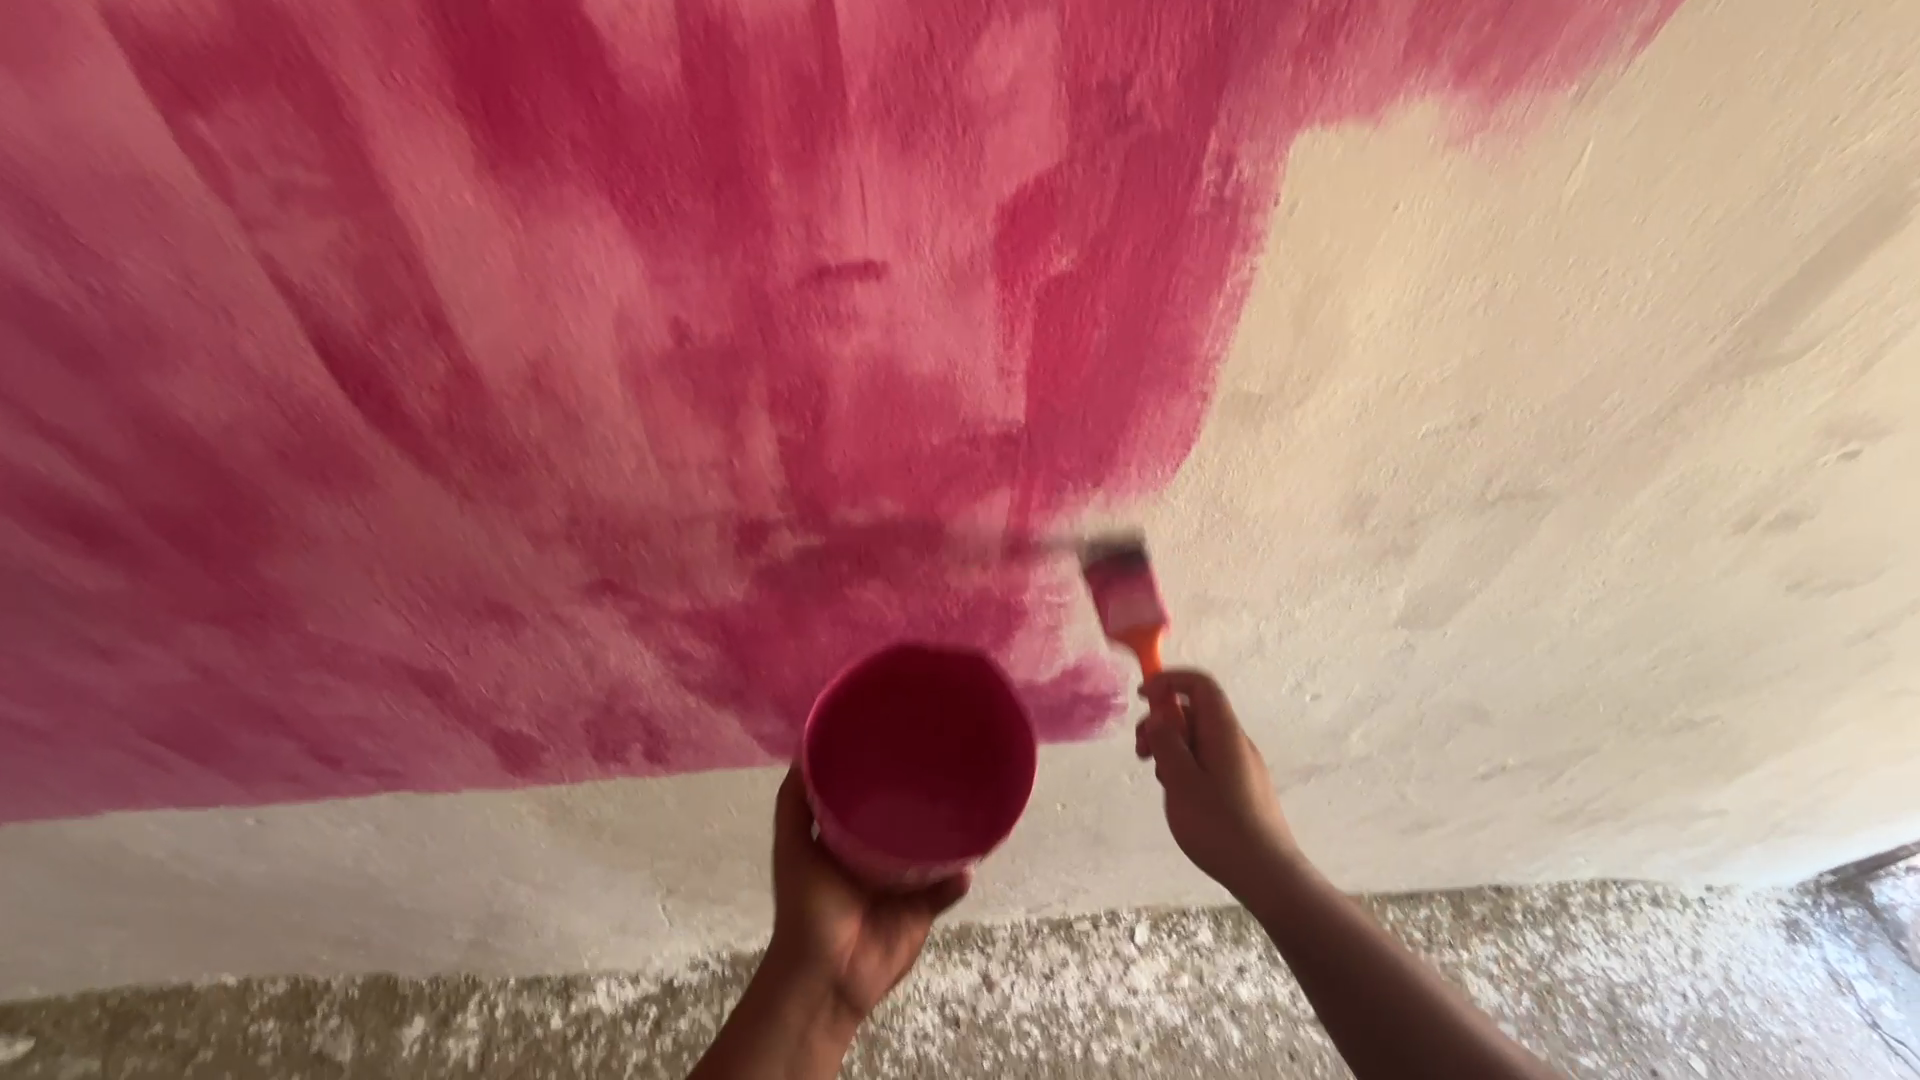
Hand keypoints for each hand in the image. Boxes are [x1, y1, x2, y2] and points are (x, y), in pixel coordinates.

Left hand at [765, 767, 970, 1021]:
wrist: (827, 976)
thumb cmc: (806, 907)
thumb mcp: (792, 846)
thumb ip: (794, 804)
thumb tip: (806, 746)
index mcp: (846, 838)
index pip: (869, 796)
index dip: (882, 770)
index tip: (901, 736)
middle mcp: (876, 855)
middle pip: (906, 819)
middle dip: (922, 797)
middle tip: (947, 760)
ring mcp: (903, 882)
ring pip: (932, 849)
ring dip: (950, 831)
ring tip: (971, 796)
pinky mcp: (922, 909)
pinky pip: (949, 884)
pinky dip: (962, 871)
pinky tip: (977, 848)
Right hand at [1136, 669, 1301, 897]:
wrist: (1268, 875)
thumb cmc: (1219, 826)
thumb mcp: (1181, 782)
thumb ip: (1167, 744)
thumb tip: (1160, 718)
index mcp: (1224, 733)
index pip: (1200, 685)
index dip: (1169, 682)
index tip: (1142, 698)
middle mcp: (1237, 743)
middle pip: (1197, 713)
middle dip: (1163, 723)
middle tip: (1142, 753)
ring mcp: (1242, 766)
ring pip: (1200, 740)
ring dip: (1173, 749)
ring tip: (1161, 781)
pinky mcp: (1243, 788)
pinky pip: (1209, 761)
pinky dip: (1187, 767)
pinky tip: (1180, 797)